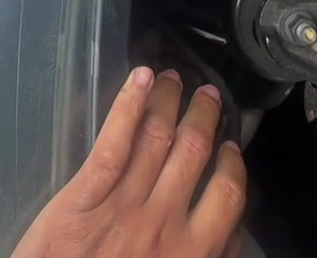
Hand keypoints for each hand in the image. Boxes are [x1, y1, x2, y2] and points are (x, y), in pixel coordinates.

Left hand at [11, 67, 246, 257]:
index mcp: (189, 254)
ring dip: (168, 100)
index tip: (229, 144)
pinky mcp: (83, 196)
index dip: (232, 164)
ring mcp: (122, 204)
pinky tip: (141, 76)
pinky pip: (113, 141)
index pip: (227, 195)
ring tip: (173, 78)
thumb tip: (230, 236)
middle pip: (192, 151)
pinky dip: (130, 103)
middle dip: (202, 115)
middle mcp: (161, 221)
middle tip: (207, 93)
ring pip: (156, 137)